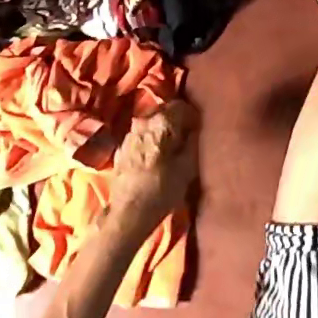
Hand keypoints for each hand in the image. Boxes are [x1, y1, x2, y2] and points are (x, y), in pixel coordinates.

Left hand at [108, 99, 198, 232]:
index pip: (181, 105)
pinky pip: (139, 138)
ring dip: (160, 132)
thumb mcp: (188, 167)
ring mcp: (128, 134)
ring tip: (169, 150)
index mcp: (161, 122)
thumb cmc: (163, 189)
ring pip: (150, 125)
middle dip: (176, 122)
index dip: (192, 116)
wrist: (129, 212)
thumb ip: (192, 142)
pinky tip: (153, 159)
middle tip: (186, 139)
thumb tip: (194, 128)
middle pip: (163, 112)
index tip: (198, 129)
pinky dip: (148, 142)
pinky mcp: (120, 149)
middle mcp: (142, 121)